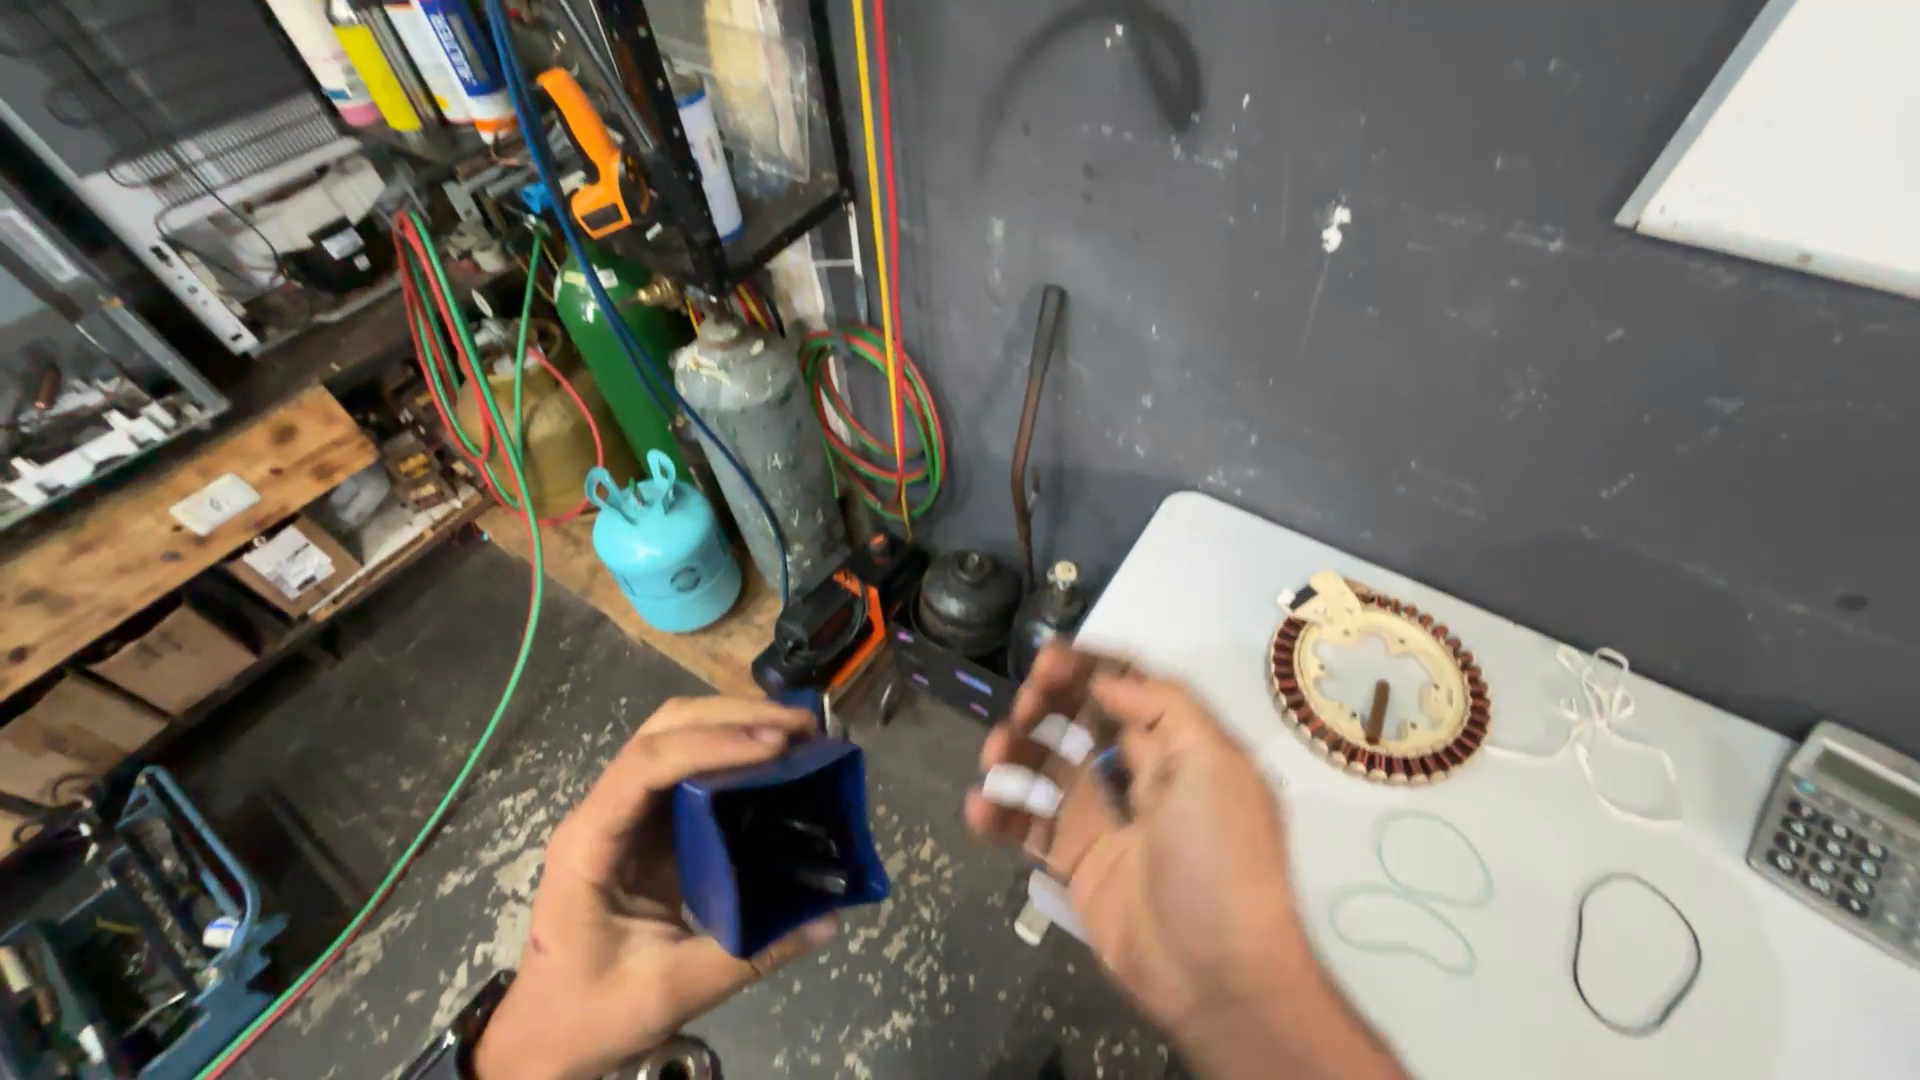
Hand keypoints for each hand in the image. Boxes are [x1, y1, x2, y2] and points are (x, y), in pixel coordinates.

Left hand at [473, 698, 838, 1079]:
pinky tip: (774, 753)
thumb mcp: (670, 991)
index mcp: (590, 842)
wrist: (547, 1033)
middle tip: (802, 727)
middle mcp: (604, 809)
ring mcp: (626, 810)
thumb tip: (830, 918)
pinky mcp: (651, 820)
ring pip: (676, 732)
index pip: (646, 764)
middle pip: (664, 728)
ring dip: (735, 720)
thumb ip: (750, 953)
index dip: (712, 744)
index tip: (777, 747)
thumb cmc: (591, 1011)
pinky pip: (690, 761)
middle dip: (734, 717)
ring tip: (797, 730)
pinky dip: (733, 744)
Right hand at [967, 647, 1301, 1032]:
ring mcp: (1103, 817)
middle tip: (1024, 706)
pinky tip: (981, 811)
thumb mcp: (1213, 762)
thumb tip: (1107, 678)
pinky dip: (999, 814)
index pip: (1126, 685)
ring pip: (1046, 765)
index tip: (1047, 659)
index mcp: (1177, 744)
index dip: (1087, 666)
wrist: (1216, 971)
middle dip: (1048, 700)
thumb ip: (1162, 706)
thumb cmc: (1219, 855)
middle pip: (1080, 717)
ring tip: (994, 757)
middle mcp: (1138, 772)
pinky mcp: (1074, 860)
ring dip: (1015, 751)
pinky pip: (1028, 825)